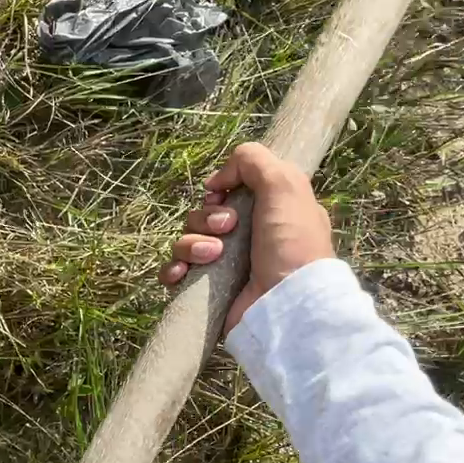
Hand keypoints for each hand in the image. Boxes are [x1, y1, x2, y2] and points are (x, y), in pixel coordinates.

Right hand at [159, 141, 334, 334]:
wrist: (283, 300)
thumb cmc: (291, 242)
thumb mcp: (285, 185)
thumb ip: (254, 162)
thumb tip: (217, 178)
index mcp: (264, 211)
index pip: (226, 192)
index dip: (219, 191)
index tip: (222, 196)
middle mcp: (242, 236)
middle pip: (201, 215)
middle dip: (206, 220)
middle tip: (227, 229)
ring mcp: (221, 264)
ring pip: (184, 242)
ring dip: (191, 245)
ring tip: (212, 256)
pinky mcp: (203, 288)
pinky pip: (173, 272)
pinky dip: (172, 270)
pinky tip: (181, 273)